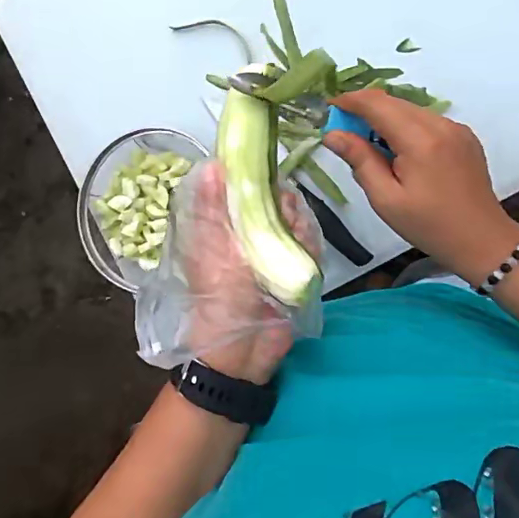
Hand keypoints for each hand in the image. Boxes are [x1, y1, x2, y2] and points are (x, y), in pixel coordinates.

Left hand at [178, 160, 320, 384]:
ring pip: (293, 220)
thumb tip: (214, 165)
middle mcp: (248, 233)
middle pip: (272, 200)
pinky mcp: (294, 267)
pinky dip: (308, 245)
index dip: (252, 174)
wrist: (241, 353)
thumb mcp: (210, 251)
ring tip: (291, 235)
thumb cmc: (216, 300)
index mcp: (222, 226)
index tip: (263, 168)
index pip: (239, 187)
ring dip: (295, 223)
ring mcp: (273, 250)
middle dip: (280, 200)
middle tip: (281, 211)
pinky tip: (302, 250)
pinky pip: (308, 246)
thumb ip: (214, 209)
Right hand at [323, 90, 518, 282]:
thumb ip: (360, 161)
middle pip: (393, 102)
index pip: (377, 104)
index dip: (349, 101)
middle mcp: (440, 125)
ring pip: (409, 109)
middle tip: (342, 132)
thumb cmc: (429, 226)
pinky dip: (405, 126)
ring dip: (384, 118)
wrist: (482, 240)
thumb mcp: (386, 199)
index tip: (329, 109)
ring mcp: (456, 128)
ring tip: (369, 146)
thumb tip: (332, 135)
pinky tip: (398, 151)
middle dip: (364, 110)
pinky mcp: (464, 136)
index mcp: (420, 140)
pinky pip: (426, 120)